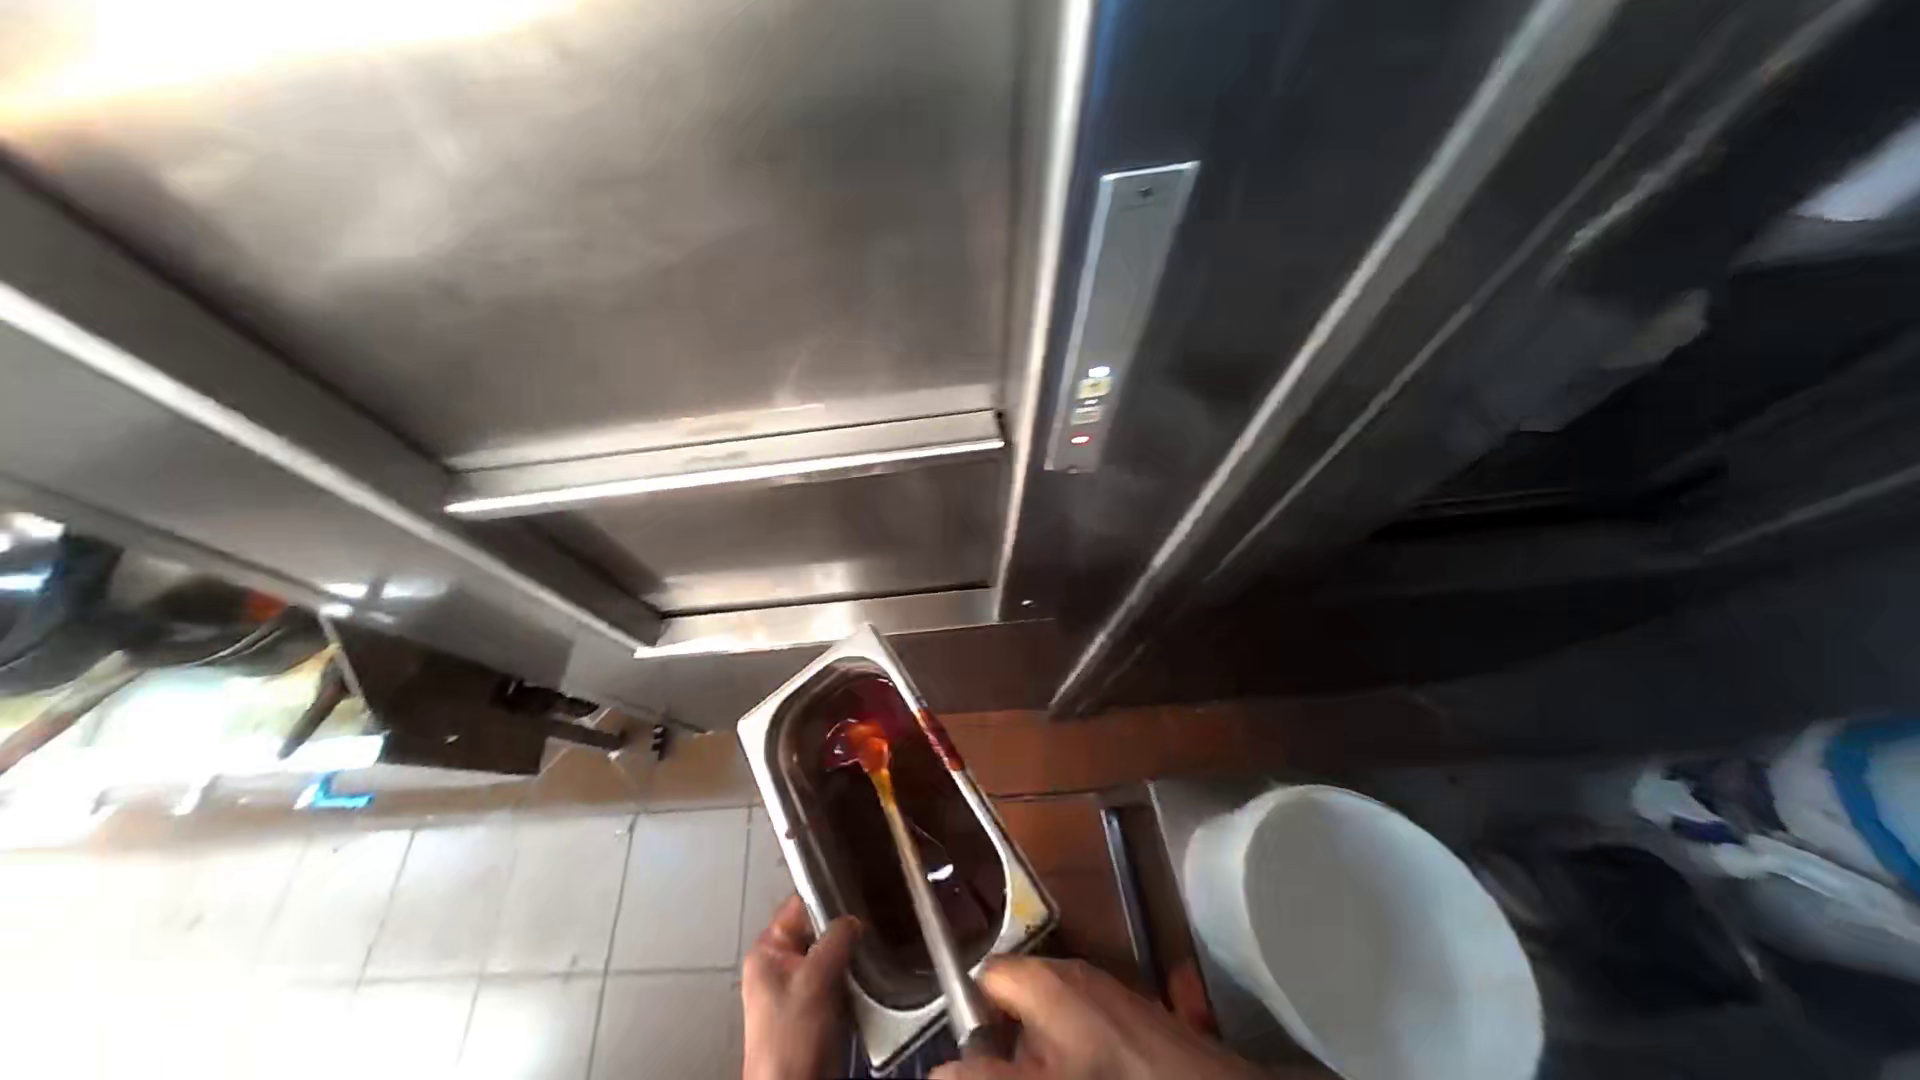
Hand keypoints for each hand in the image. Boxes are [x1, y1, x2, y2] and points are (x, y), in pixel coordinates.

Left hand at [741, 895, 860, 1079]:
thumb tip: (852, 920)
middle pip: (818, 929)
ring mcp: (797, 986)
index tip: (850, 899)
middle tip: (856, 939)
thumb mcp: (815, 978)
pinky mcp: (814, 1005)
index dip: (824, 899)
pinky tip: (855, 988)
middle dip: (841, 935)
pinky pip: (837, 978)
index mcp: (767, 951)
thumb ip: (836, 939)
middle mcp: (779, 965)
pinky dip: (849, 981)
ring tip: (855, 968)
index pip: (798, 905)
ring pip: (831, 955)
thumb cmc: (788, 1045)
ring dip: (847, 960)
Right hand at [930, 957, 1281, 1079]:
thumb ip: (990, 1076)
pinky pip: (1085, 1035)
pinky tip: (1093, 1075)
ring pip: (1051, 1023)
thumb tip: (940, 1071)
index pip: (987, 977)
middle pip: (1016, 1000)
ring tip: (1055, 1074)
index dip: (973, 1018)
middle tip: (1022, 1075)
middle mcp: (1076, 977)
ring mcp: (1109, 996)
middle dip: (1009, 1048)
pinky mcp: (1135, 1019)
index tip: (976, 1061)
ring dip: (1042, 1058)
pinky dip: (1075, 1059)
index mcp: (1049, 982)